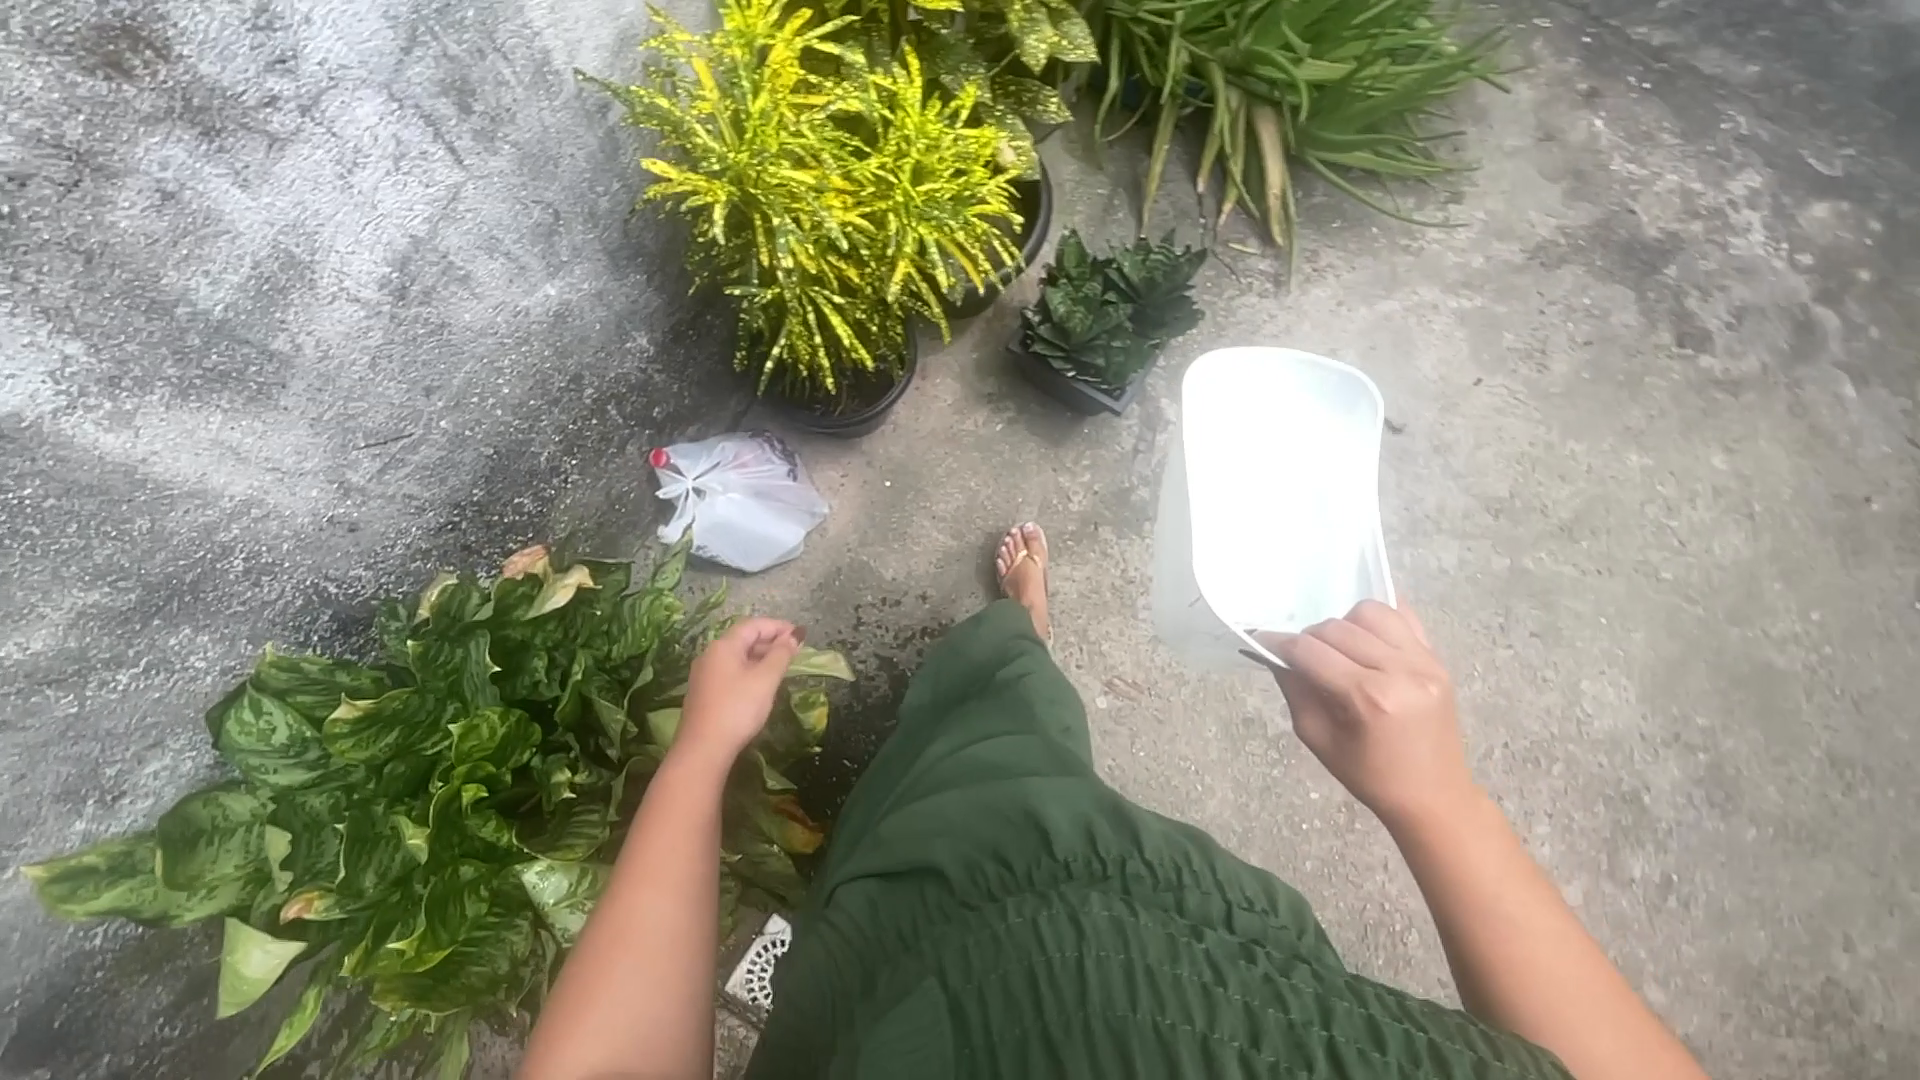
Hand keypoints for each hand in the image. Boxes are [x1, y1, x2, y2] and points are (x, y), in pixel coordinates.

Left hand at [676, 617, 803, 767]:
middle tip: (794, 650)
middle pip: (743, 639)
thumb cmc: (737, 708)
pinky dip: (749, 670)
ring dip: (760, 656)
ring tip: (782, 666)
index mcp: (724, 646)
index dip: (777, 626)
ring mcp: (705, 674)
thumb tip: (792, 637)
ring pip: (737, 656)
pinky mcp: (704, 692)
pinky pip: (730, 671)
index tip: (799, 634)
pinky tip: (761, 683)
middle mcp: (710, 654)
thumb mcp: (765, 679)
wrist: (703, 749)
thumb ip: (781, 655)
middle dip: (770, 641)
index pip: (753, 625)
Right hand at [1251, 601, 1479, 830]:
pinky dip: (1377, 619)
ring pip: (1369, 612)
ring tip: (1339, 650)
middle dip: (1309, 637)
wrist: (1434, 796)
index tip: (1262, 641)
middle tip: (1301, 657)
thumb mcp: (1317, 738)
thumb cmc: (1370, 776)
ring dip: (1344, 624)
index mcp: (1369, 698)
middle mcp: (1401, 670)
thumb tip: (1274, 653)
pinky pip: (1403, 616)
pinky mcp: (1437, 659)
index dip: (1278, 642)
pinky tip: (1365, 636)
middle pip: (1336, 627)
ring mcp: (1425, 661)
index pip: (1309, 651)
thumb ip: (1294, 689)